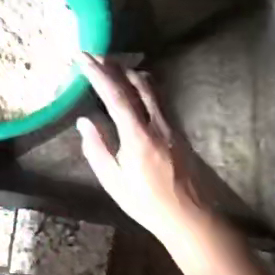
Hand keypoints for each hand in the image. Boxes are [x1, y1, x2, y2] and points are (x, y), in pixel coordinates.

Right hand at [74, 54, 214, 244]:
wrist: (192, 218)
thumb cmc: (147, 204)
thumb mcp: (113, 182)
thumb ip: (96, 149)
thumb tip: (84, 121)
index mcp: (137, 137)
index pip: (114, 96)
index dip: (97, 74)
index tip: (82, 58)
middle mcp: (157, 124)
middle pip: (136, 83)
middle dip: (114, 66)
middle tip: (95, 55)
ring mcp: (172, 125)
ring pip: (152, 88)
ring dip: (131, 72)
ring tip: (114, 65)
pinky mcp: (180, 131)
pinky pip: (161, 98)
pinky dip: (145, 85)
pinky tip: (138, 85)